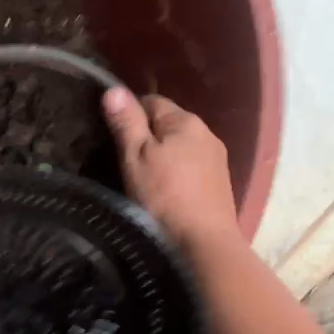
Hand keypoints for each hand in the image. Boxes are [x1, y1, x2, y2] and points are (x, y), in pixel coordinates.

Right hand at [103, 87, 240, 250]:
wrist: (202, 245)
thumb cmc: (163, 197)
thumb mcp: (135, 156)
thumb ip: (127, 122)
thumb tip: (114, 89)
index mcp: (185, 121)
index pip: (150, 101)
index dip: (129, 116)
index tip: (114, 139)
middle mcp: (207, 133)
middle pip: (167, 124)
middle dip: (146, 137)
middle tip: (124, 162)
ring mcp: (217, 159)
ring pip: (179, 147)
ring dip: (162, 157)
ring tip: (143, 180)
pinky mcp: (219, 183)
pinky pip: (190, 166)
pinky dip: (176, 173)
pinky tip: (165, 193)